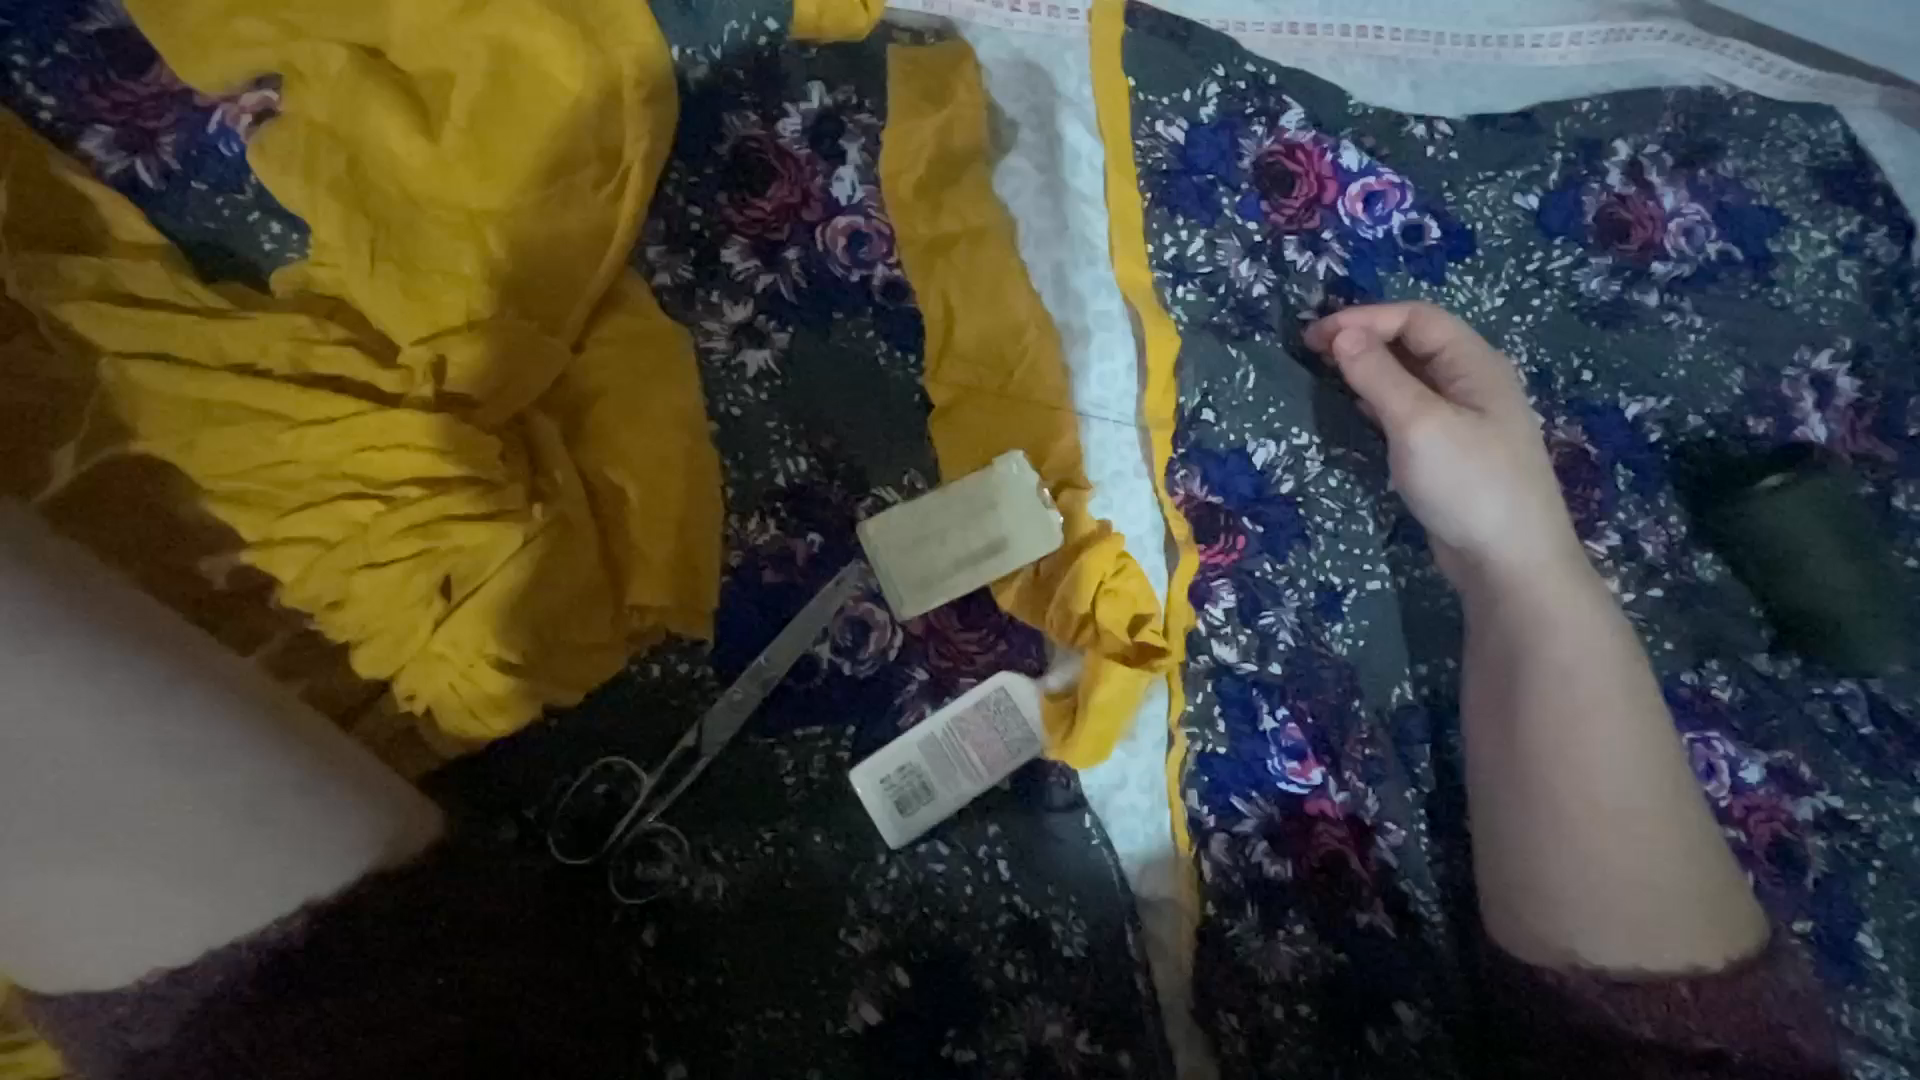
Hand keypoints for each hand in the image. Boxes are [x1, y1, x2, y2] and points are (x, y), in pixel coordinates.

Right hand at [1303, 302, 1587, 591]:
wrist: (1508, 558)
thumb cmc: (1467, 483)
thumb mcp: (1417, 423)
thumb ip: (1378, 376)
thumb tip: (1342, 335)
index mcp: (1474, 364)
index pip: (1415, 318)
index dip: (1363, 319)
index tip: (1314, 337)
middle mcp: (1471, 382)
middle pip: (1414, 341)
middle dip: (1363, 338)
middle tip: (1311, 351)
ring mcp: (1462, 416)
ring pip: (1409, 375)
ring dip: (1366, 368)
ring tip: (1325, 373)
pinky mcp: (1448, 448)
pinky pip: (1407, 407)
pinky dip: (1375, 398)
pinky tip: (1354, 408)